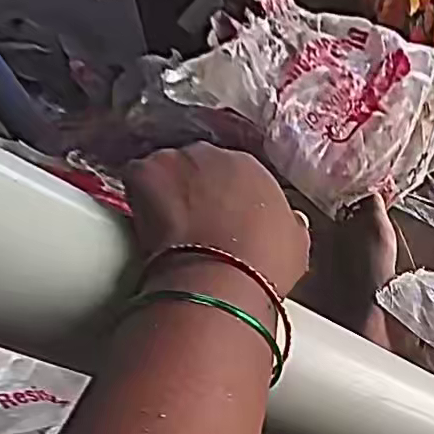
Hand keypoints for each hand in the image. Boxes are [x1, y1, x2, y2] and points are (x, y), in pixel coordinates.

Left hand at [125, 141, 310, 296]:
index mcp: (253, 167)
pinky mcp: (144, 172)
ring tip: (170, 228)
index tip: (224, 222)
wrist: (223, 280)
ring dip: (167, 192)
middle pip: (199, 167)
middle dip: (196, 191)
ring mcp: (176, 159)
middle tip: (196, 227)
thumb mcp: (296, 245)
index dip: (228, 199)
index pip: (236, 174)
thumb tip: (290, 220)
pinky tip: (148, 223)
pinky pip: (137, 178)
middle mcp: (214, 153)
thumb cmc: (266, 267)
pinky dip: (140, 197)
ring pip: (166, 171)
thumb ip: (290, 224)